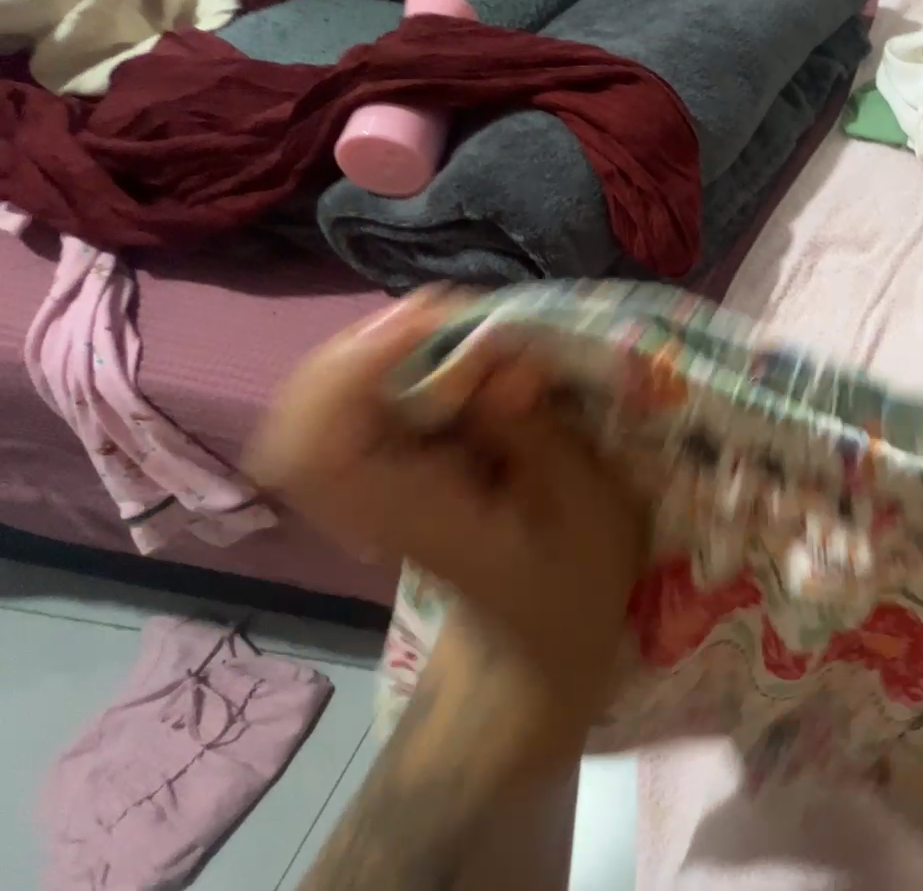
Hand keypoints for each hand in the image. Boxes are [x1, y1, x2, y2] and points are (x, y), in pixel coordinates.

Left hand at [248, 289, 655, 718]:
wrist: (537, 638)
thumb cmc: (575, 580)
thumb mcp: (586, 508)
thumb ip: (539, 433)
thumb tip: (504, 361)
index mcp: (415, 519)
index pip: (321, 447)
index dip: (356, 368)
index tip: (431, 320)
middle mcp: (368, 503)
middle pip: (306, 410)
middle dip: (372, 344)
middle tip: (453, 314)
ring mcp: (365, 490)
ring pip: (323, 400)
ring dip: (382, 350)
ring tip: (456, 329)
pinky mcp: (380, 475)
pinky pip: (353, 405)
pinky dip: (389, 368)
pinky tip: (446, 361)